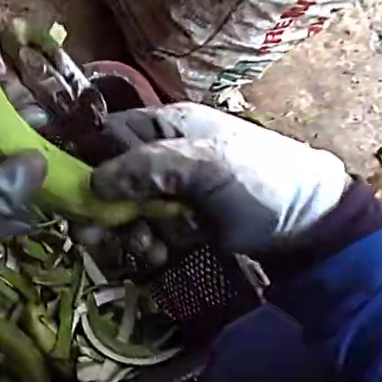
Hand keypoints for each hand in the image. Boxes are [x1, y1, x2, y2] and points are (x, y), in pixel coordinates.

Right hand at [89, 103, 349, 256]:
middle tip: (90, 236)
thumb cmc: (257, 179)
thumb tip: (94, 183)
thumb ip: (146, 167)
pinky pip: (143, 229)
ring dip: (123, 231)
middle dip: (100, 208)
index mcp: (163, 126)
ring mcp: (167, 188)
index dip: (84, 160)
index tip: (72, 193)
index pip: (106, 134)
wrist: (309, 223)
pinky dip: (144, 244)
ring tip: (143, 248)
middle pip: (107, 176)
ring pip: (121, 208)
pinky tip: (158, 254)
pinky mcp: (176, 219)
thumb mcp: (203, 165)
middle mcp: (158, 154)